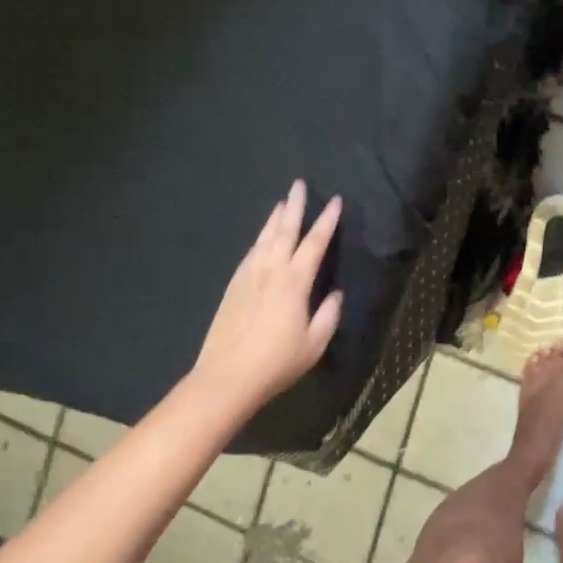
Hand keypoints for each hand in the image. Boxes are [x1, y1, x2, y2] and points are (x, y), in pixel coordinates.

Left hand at [192, 181, 344, 411]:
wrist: (226, 378)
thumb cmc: (276, 363)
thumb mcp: (313, 345)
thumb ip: (328, 316)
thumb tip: (335, 294)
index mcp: (294, 282)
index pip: (315, 243)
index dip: (327, 221)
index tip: (335, 201)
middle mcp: (271, 270)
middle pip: (285, 230)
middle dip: (295, 206)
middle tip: (299, 184)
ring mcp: (249, 276)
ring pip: (264, 238)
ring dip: (275, 218)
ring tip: (282, 202)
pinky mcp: (233, 286)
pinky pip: (250, 252)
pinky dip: (260, 239)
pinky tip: (262, 237)